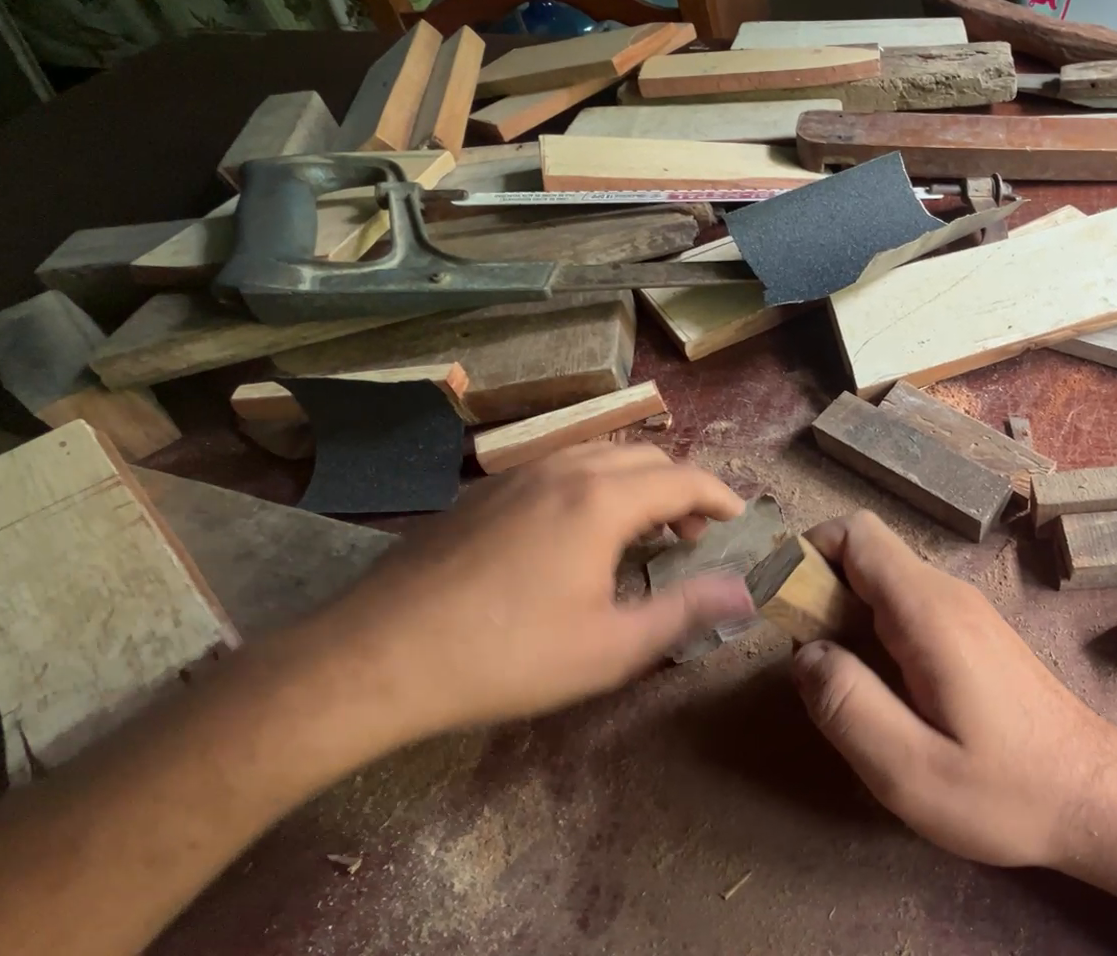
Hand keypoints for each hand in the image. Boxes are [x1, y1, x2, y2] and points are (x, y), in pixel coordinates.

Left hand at [303, 443, 753, 741]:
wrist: (372, 660)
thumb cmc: (507, 657)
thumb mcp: (611, 648)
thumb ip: (686, 611)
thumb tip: (744, 590)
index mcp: (602, 500)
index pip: (685, 479)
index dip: (720, 497)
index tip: (738, 520)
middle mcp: (563, 470)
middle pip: (645, 457)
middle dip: (680, 489)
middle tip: (690, 536)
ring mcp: (515, 477)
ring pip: (598, 456)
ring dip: (636, 483)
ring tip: (639, 531)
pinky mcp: (480, 495)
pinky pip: (557, 468)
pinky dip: (592, 485)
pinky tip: (575, 534)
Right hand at [789, 511, 1116, 868]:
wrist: (1093, 793)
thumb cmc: (1006, 790)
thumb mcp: (910, 770)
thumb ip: (847, 706)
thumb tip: (804, 654)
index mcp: (929, 612)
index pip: (857, 534)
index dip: (808, 555)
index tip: (783, 610)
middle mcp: (948, 595)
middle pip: (866, 557)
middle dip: (821, 597)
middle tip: (815, 671)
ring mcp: (966, 612)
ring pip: (885, 586)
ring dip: (848, 622)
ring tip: (849, 693)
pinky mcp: (974, 634)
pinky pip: (909, 611)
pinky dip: (877, 636)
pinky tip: (888, 697)